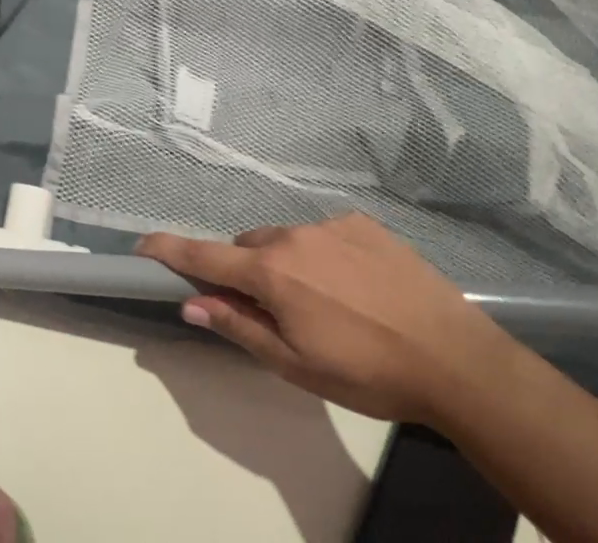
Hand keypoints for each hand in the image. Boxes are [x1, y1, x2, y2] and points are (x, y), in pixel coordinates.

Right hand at [136, 213, 526, 425]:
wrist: (457, 361)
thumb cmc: (367, 373)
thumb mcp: (294, 364)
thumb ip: (237, 327)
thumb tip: (189, 304)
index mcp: (271, 273)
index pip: (202, 256)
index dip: (167, 250)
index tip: (141, 246)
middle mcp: (293, 237)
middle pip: (246, 248)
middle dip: (244, 273)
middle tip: (270, 312)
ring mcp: (332, 226)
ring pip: (284, 240)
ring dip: (283, 264)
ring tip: (322, 304)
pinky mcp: (366, 225)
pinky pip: (322, 235)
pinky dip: (320, 255)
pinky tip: (353, 288)